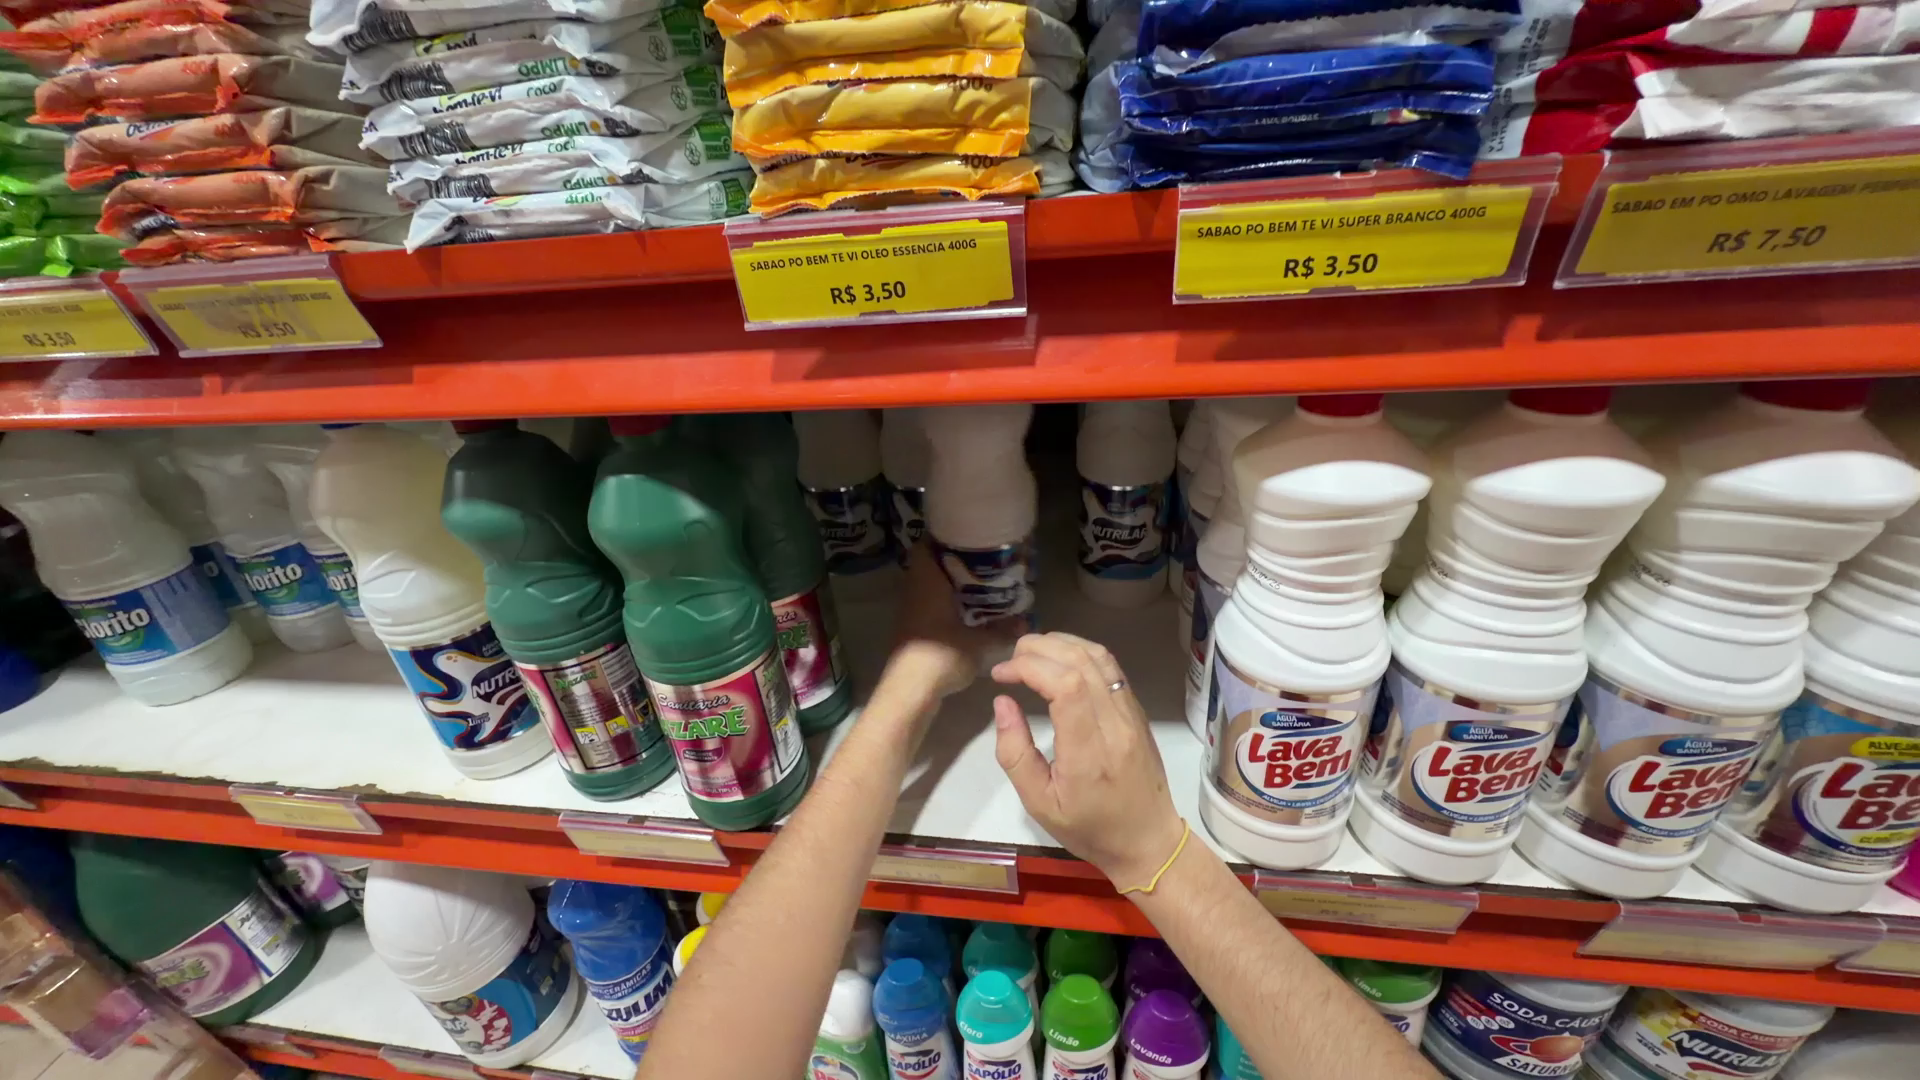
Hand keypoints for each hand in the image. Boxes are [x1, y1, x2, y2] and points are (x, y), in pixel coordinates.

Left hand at [877, 544, 1020, 703]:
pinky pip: (931, 602)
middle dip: (955, 559)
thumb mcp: (979, 643)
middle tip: (985, 558)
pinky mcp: (913, 627)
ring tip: (983, 580)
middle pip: (931, 563)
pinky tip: (970, 608)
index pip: (927, 544)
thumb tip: (1026, 622)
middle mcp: (914, 589)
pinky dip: (947, 600)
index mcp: (926, 581)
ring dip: (951, 581)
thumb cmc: (941, 656)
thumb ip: (1002, 629)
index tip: (970, 534)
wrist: (910, 691)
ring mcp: (911, 609)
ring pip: (930, 584)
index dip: (945, 535)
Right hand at [990, 633, 1187, 886]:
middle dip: (1038, 648)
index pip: (1066, 686)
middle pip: (1080, 662)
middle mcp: (1115, 724)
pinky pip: (1110, 667)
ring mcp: (1131, 714)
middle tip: (1010, 660)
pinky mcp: (1137, 710)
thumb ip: (1015, 753)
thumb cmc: (1090, 828)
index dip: (1030, 667)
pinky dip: (1080, 652)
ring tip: (1029, 653)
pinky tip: (1058, 659)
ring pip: (1099, 656)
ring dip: (1060, 643)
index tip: (1002, 675)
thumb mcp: (1038, 803)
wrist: (1148, 841)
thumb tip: (1002, 702)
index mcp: (1089, 752)